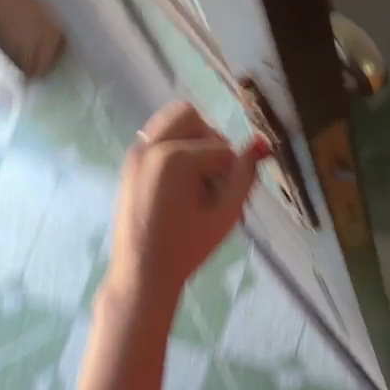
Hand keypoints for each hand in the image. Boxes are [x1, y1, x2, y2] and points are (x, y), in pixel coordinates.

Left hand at [105, 102, 268, 312]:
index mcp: (175, 157)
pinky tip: (180, 185)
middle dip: (210, 141)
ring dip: (192, 141)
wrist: (143, 272)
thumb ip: (245, 175)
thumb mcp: (226, 214)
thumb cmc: (187, 249)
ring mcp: (136, 153)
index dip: (233, 173)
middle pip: (192, 117)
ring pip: (171, 122)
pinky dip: (174, 148)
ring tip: (198, 179)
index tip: (229, 200)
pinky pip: (157, 138)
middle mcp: (151, 145)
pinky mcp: (129, 164)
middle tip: (216, 177)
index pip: (222, 148)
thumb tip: (261, 143)